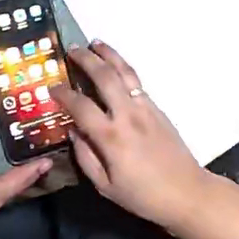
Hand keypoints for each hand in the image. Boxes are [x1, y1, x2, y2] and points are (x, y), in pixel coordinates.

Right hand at [60, 42, 215, 229]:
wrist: (187, 192)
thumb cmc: (143, 195)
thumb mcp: (106, 186)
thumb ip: (85, 157)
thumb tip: (73, 132)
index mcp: (111, 137)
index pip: (81, 107)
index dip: (64, 94)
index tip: (52, 87)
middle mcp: (127, 115)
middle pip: (105, 77)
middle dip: (86, 59)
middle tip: (71, 49)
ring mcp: (145, 108)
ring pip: (125, 72)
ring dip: (109, 54)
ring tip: (95, 43)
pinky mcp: (157, 108)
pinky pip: (136, 81)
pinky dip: (123, 68)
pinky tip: (115, 66)